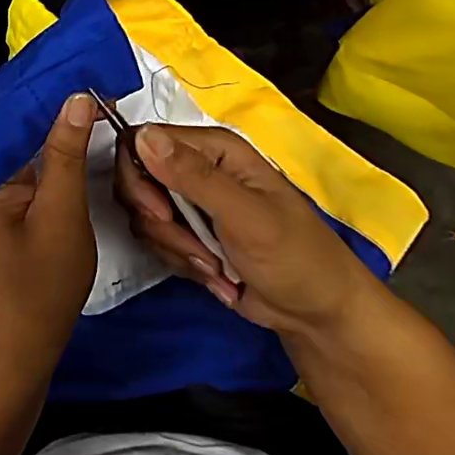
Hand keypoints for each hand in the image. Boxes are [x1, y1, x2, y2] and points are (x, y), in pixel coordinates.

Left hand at [0, 93, 99, 364]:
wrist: (34, 337)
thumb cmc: (46, 279)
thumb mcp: (62, 211)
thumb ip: (67, 155)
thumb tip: (77, 98)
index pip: (8, 127)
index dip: (42, 102)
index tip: (76, 79)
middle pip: (16, 137)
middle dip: (50, 116)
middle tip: (90, 92)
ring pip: (26, 154)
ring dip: (53, 136)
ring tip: (87, 109)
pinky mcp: (9, 209)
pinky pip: (30, 173)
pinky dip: (52, 160)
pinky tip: (73, 144)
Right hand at [113, 124, 378, 336]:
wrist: (319, 317)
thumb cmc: (296, 257)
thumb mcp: (246, 215)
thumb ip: (193, 175)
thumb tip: (143, 137)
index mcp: (212, 148)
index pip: (141, 141)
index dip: (138, 175)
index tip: (159, 212)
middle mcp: (195, 166)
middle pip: (135, 178)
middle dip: (158, 221)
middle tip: (193, 245)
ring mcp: (189, 200)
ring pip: (142, 214)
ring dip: (174, 246)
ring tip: (215, 265)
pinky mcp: (186, 232)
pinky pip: (154, 239)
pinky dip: (178, 260)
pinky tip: (214, 273)